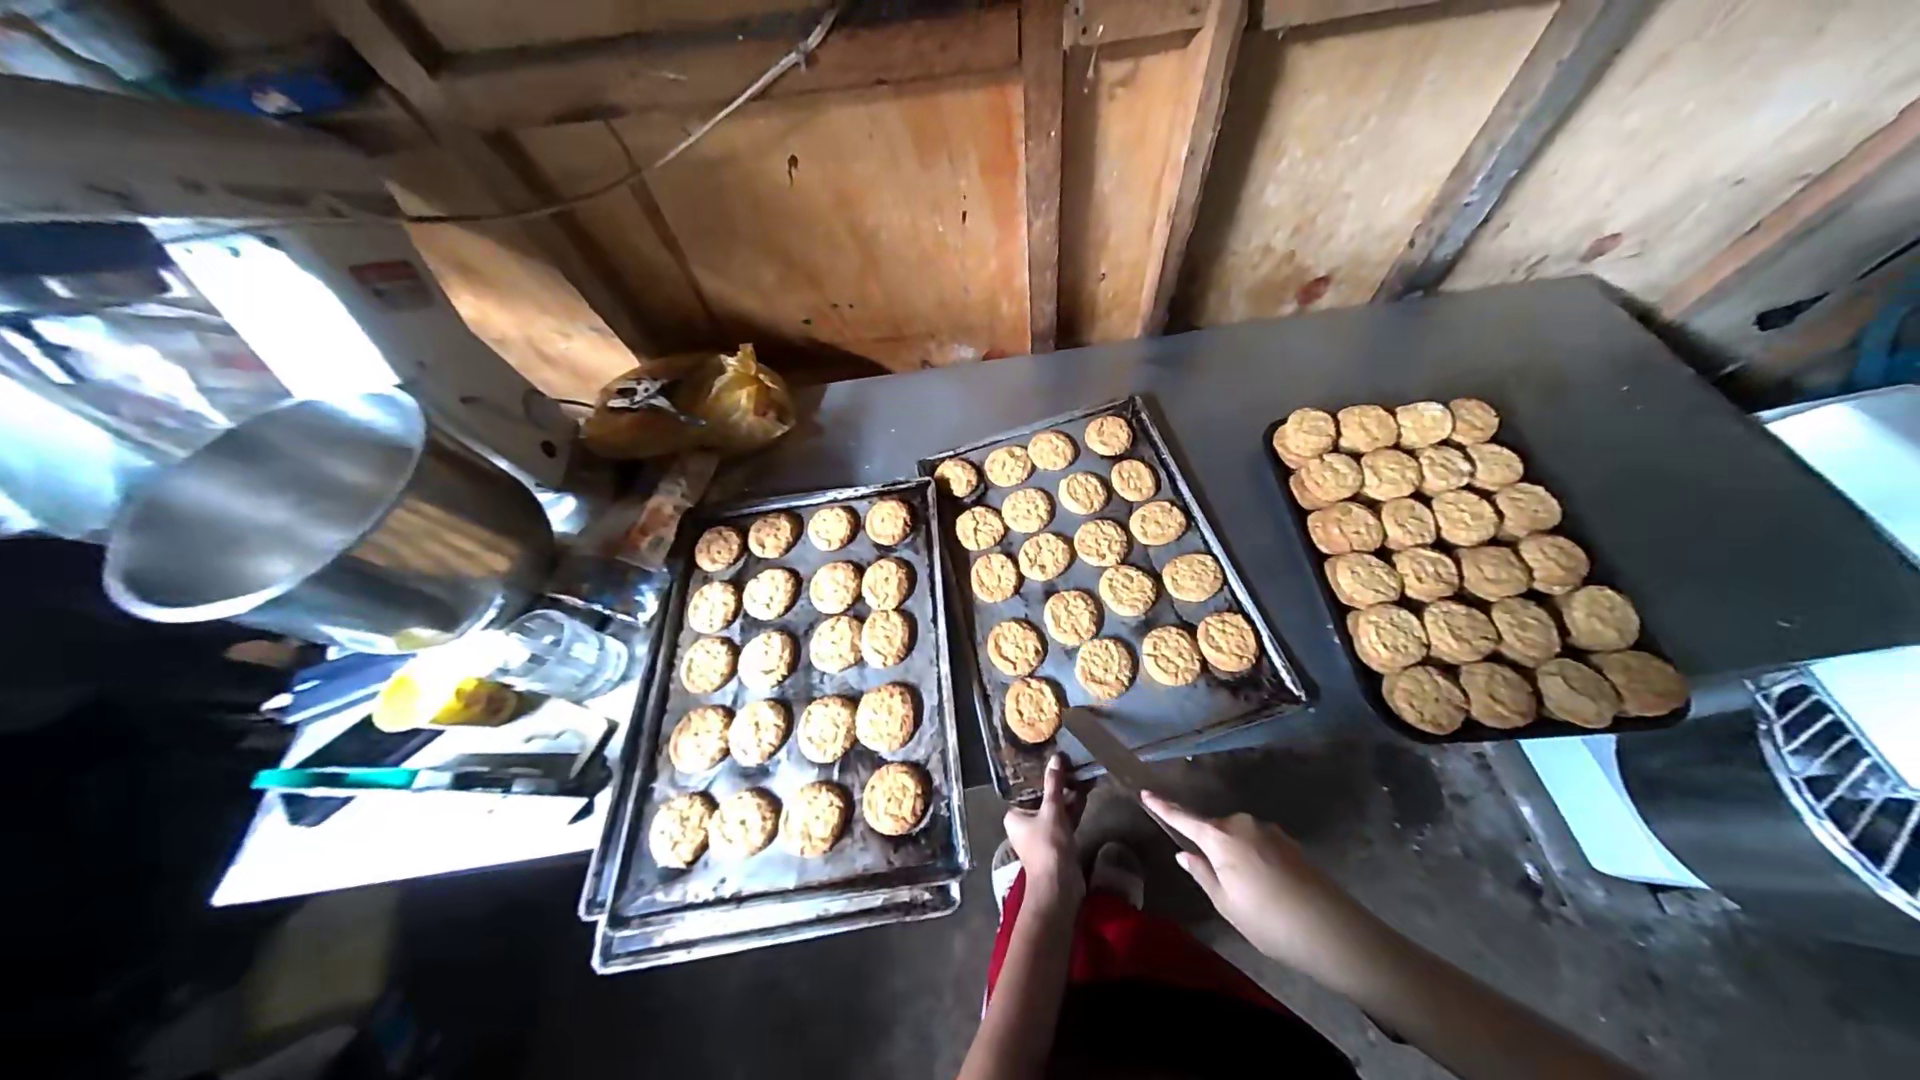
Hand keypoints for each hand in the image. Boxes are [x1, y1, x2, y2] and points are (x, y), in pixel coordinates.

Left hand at [1003, 753, 1085, 906]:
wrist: (1060, 886)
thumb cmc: (1048, 845)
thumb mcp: (1052, 810)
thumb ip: (1054, 784)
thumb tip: (1055, 757)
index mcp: (1014, 816)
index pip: (1026, 789)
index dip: (1040, 776)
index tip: (1054, 761)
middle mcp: (1025, 824)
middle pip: (1042, 799)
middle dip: (1058, 785)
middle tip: (1072, 766)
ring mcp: (1042, 835)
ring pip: (1056, 810)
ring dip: (1068, 796)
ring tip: (1082, 774)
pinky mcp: (1057, 843)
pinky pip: (1064, 820)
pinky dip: (1073, 809)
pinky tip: (1085, 793)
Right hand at [1143, 792, 1358, 966]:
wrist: (1334, 932)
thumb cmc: (1269, 921)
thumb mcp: (1225, 904)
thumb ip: (1202, 874)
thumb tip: (1185, 853)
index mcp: (1220, 837)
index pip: (1183, 817)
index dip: (1163, 806)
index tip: (1145, 792)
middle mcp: (1242, 824)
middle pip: (1214, 828)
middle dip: (1208, 845)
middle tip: (1217, 882)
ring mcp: (1269, 831)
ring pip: (1238, 837)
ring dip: (1235, 855)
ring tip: (1247, 893)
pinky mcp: (1290, 842)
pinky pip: (1259, 844)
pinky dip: (1254, 859)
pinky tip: (1267, 888)